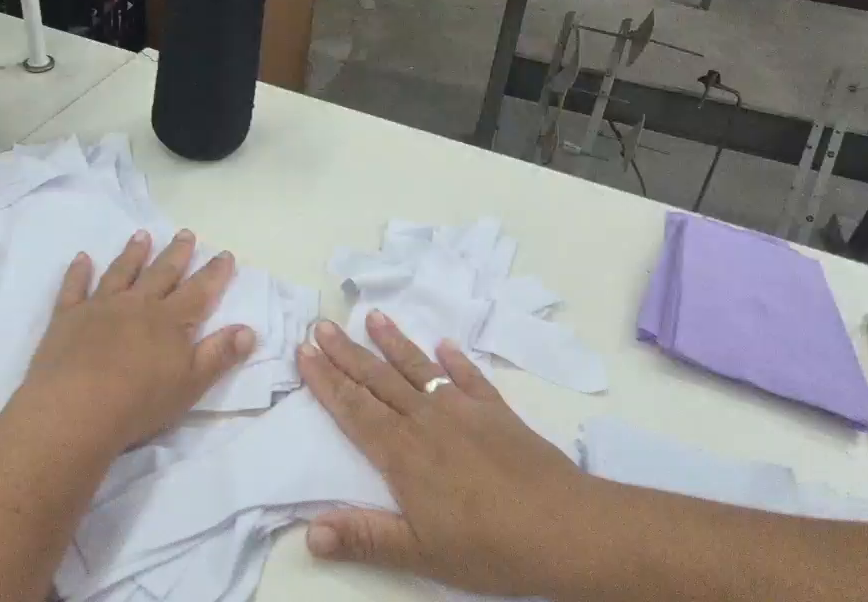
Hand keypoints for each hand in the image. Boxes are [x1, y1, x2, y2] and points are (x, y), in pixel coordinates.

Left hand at [21, 229, 255, 453]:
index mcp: (169, 321)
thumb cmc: (139, 402)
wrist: (76, 408)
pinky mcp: (68, 316)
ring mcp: (100, 306)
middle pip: (161, 273)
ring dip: (133, 253)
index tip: (224, 254)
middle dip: (176, 253)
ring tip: (142, 235)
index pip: (199, 291)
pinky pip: (74, 287)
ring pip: (121, 272)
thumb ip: (219, 355)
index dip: (214, 273)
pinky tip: (82, 258)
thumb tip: (249, 329)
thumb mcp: (190, 385)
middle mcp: (137, 304)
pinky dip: (78, 271)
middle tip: (185, 233)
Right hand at [297, 311, 601, 597]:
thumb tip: (309, 532)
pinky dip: (455, 359)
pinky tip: (445, 344)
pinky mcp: (497, 411)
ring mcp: (463, 410)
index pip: (353, 409)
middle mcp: (425, 420)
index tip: (304, 352)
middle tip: (320, 324)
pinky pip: (469, 378)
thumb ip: (364, 537)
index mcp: (401, 453)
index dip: (326, 381)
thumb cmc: (487, 546)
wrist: (564, 528)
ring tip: (370, 316)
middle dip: (345, 353)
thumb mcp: (419, 552)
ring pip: (417, 369)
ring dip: (392, 342)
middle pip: (377, 380)